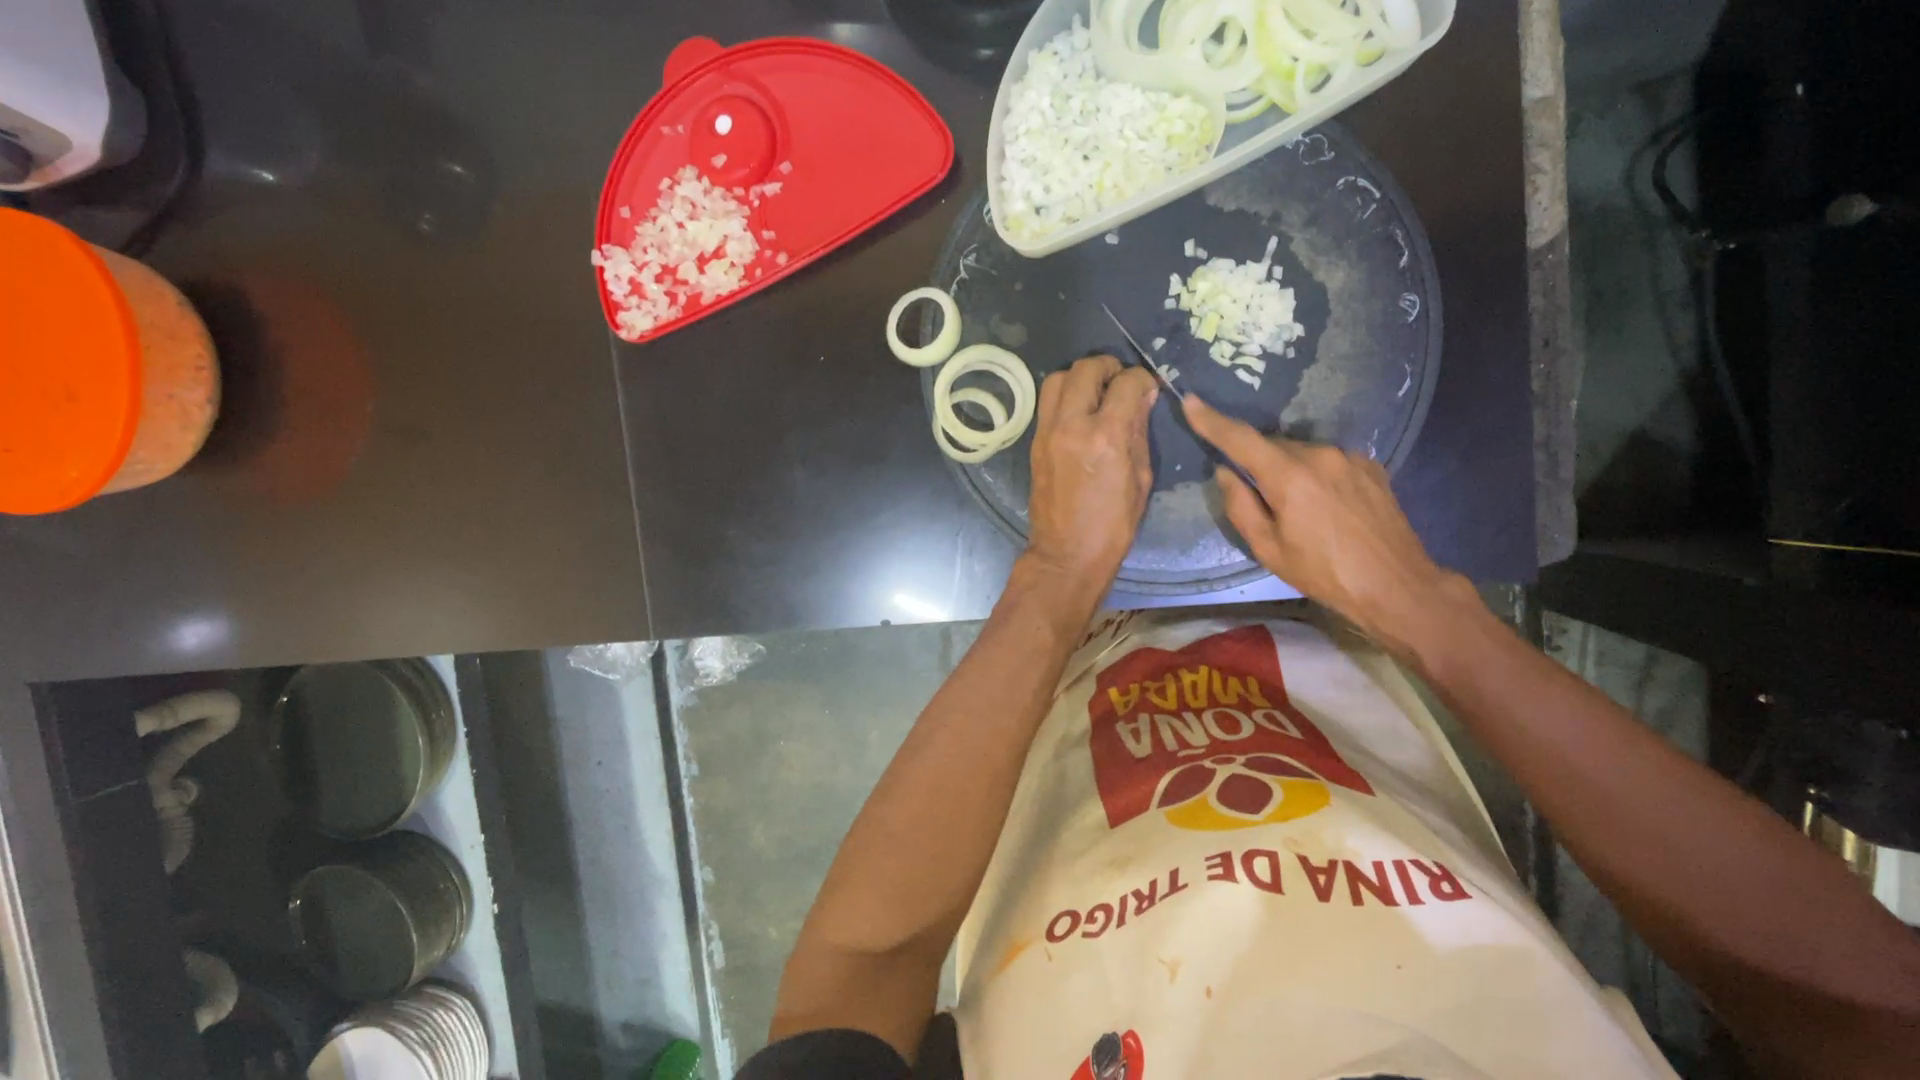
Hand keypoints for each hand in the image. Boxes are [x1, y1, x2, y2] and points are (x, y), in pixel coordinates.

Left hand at [1024, 355, 1157, 594]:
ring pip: (1058, 378)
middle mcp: (1072, 425)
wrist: (1067, 553)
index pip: (1127, 382)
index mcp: (1106, 436)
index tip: (1147, 387)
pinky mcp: (1034, 442)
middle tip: (1121, 382)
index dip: (1142, 378)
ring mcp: (1048, 432)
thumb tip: (1143, 397)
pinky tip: (1081, 411)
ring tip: (1097, 392)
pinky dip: (1065, 396)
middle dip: (1109, 367)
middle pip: (1086, 368)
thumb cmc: (1114, 524)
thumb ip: (1140, 431)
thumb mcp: (1140, 477)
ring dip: (1081, 377)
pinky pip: (1047, 402)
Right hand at [1183, 395, 1470, 654]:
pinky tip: (1326, 506)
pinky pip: (1328, 461)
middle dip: (1257, 461)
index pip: (1241, 439)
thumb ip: (1240, 506)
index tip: (1190, 401)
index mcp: (1289, 477)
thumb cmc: (1324, 574)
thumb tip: (1226, 472)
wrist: (1396, 584)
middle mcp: (1320, 455)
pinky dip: (1316, 475)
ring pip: (1301, 452)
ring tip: (1299, 509)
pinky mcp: (1370, 465)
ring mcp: (1349, 457)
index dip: (1211, 421)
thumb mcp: (1268, 549)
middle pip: (1272, 446)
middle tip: (1258, 498)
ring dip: (1289, 470)